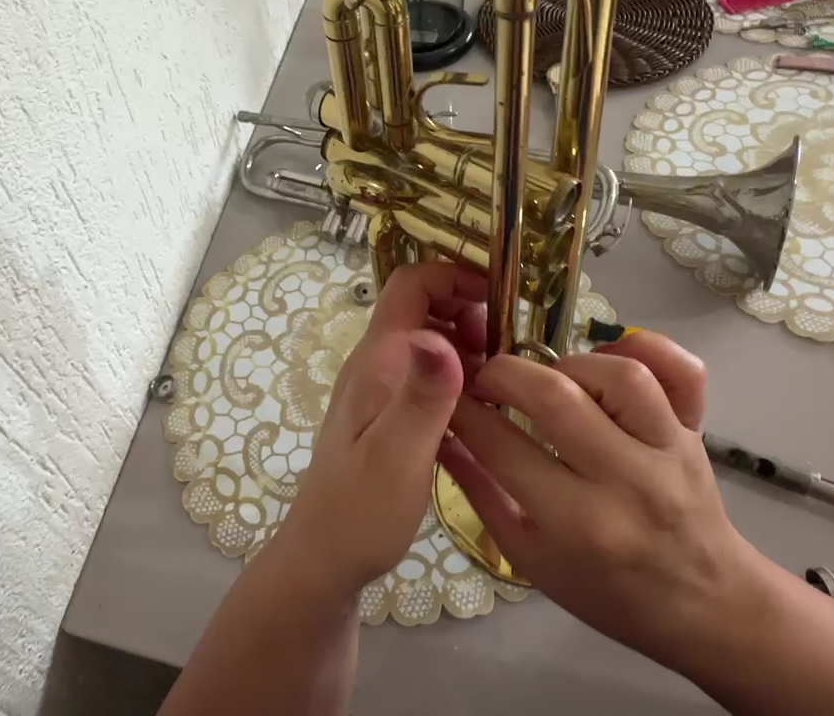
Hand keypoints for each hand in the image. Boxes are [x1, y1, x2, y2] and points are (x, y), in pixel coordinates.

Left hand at [268, 263, 486, 598]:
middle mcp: (374, 363)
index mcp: (377, 360)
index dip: (454, 276)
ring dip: (465, 343)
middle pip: (420, 305)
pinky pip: (424, 372)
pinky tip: (480, 406)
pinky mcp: (385, 411)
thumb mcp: (399, 453)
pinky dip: (455, 373)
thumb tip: (437, 335)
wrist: (324, 556)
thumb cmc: (362, 510)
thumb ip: (422, 395)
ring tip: (503, 380)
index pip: (410, 284)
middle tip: (509, 352)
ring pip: (425, 338)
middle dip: (467, 310)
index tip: (502, 299)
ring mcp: (378, 386)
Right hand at [438, 331, 773, 664]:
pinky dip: (647, 346)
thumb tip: (436, 432)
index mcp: (576, 522)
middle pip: (555, 395)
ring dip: (569, 365)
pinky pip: (682, 371)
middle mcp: (625, 480)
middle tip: (485, 380)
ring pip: (618, 374)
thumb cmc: (606, 590)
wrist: (705, 607)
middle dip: (503, 374)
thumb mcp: (527, 557)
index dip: (460, 409)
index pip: (499, 443)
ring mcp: (669, 451)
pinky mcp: (696, 431)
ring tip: (552, 381)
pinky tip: (613, 353)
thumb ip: (478, 490)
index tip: (444, 393)